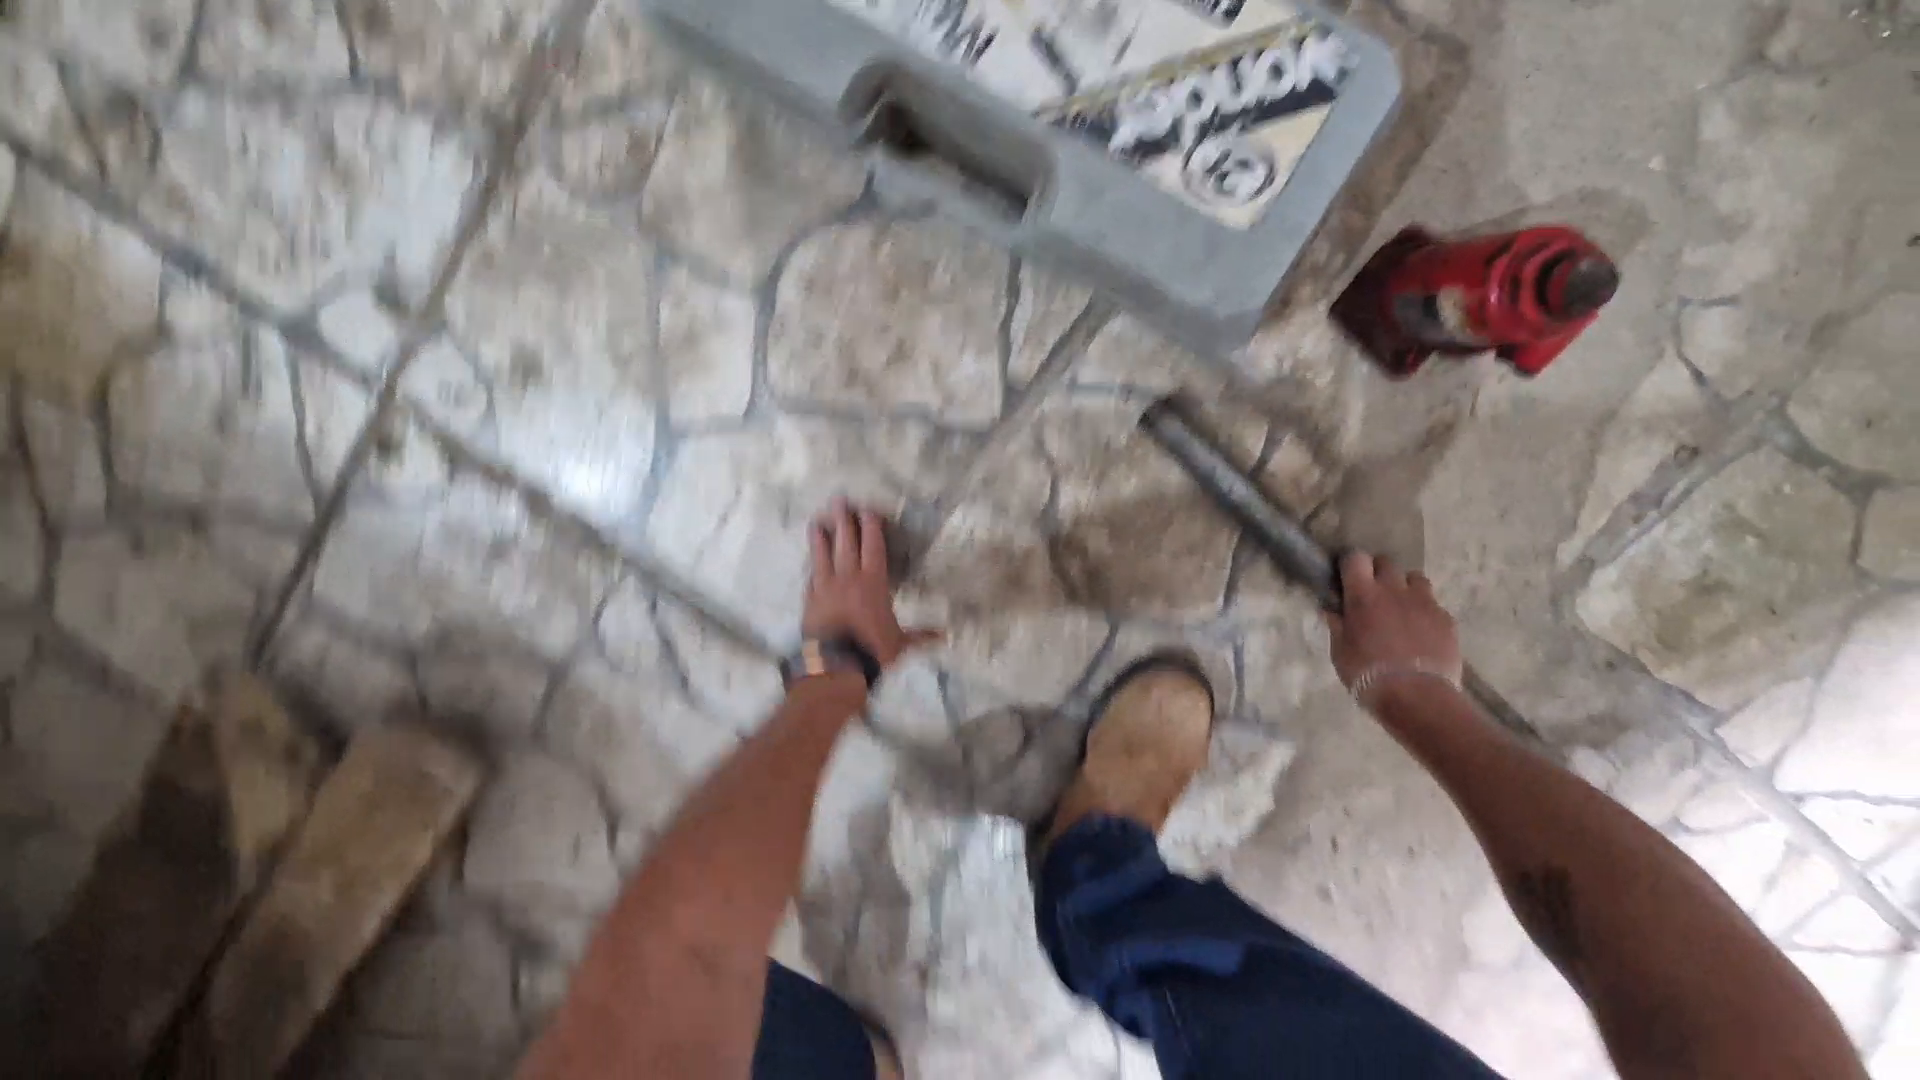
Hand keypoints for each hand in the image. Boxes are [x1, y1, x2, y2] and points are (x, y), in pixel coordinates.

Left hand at [802, 498, 941, 668]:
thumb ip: (920, 636)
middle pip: (845, 542)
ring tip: (816, 520)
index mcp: (873, 583)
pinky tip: (809, 562)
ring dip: (820, 536)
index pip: (873, 546)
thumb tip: (944, 635)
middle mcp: (848, 578)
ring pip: (822, 555)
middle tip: (838, 500)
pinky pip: (811, 578)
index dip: (871, 526)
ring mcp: (825, 587)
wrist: (835, 665)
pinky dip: (811, 567)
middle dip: (843, 519)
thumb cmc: (872, 650)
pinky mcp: (809, 600)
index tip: (868, 509)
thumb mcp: (901, 644)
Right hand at [1324, 552, 1462, 694]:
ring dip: (1405, 587)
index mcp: (1363, 595)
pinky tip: (1421, 632)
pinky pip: (1434, 605)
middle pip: (1387, 562)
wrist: (1416, 696)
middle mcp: (1394, 590)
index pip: (1355, 559)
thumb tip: (1332, 610)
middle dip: (1378, 572)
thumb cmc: (1367, 674)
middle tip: (1373, 593)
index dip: (1350, 564)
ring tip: (1401, 608)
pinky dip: (1425, 612)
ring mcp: (1424, 603)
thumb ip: (1337, 626)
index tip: (1347, 578)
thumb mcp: (1340, 652)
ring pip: (1415, 578)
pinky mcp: (1446, 619)